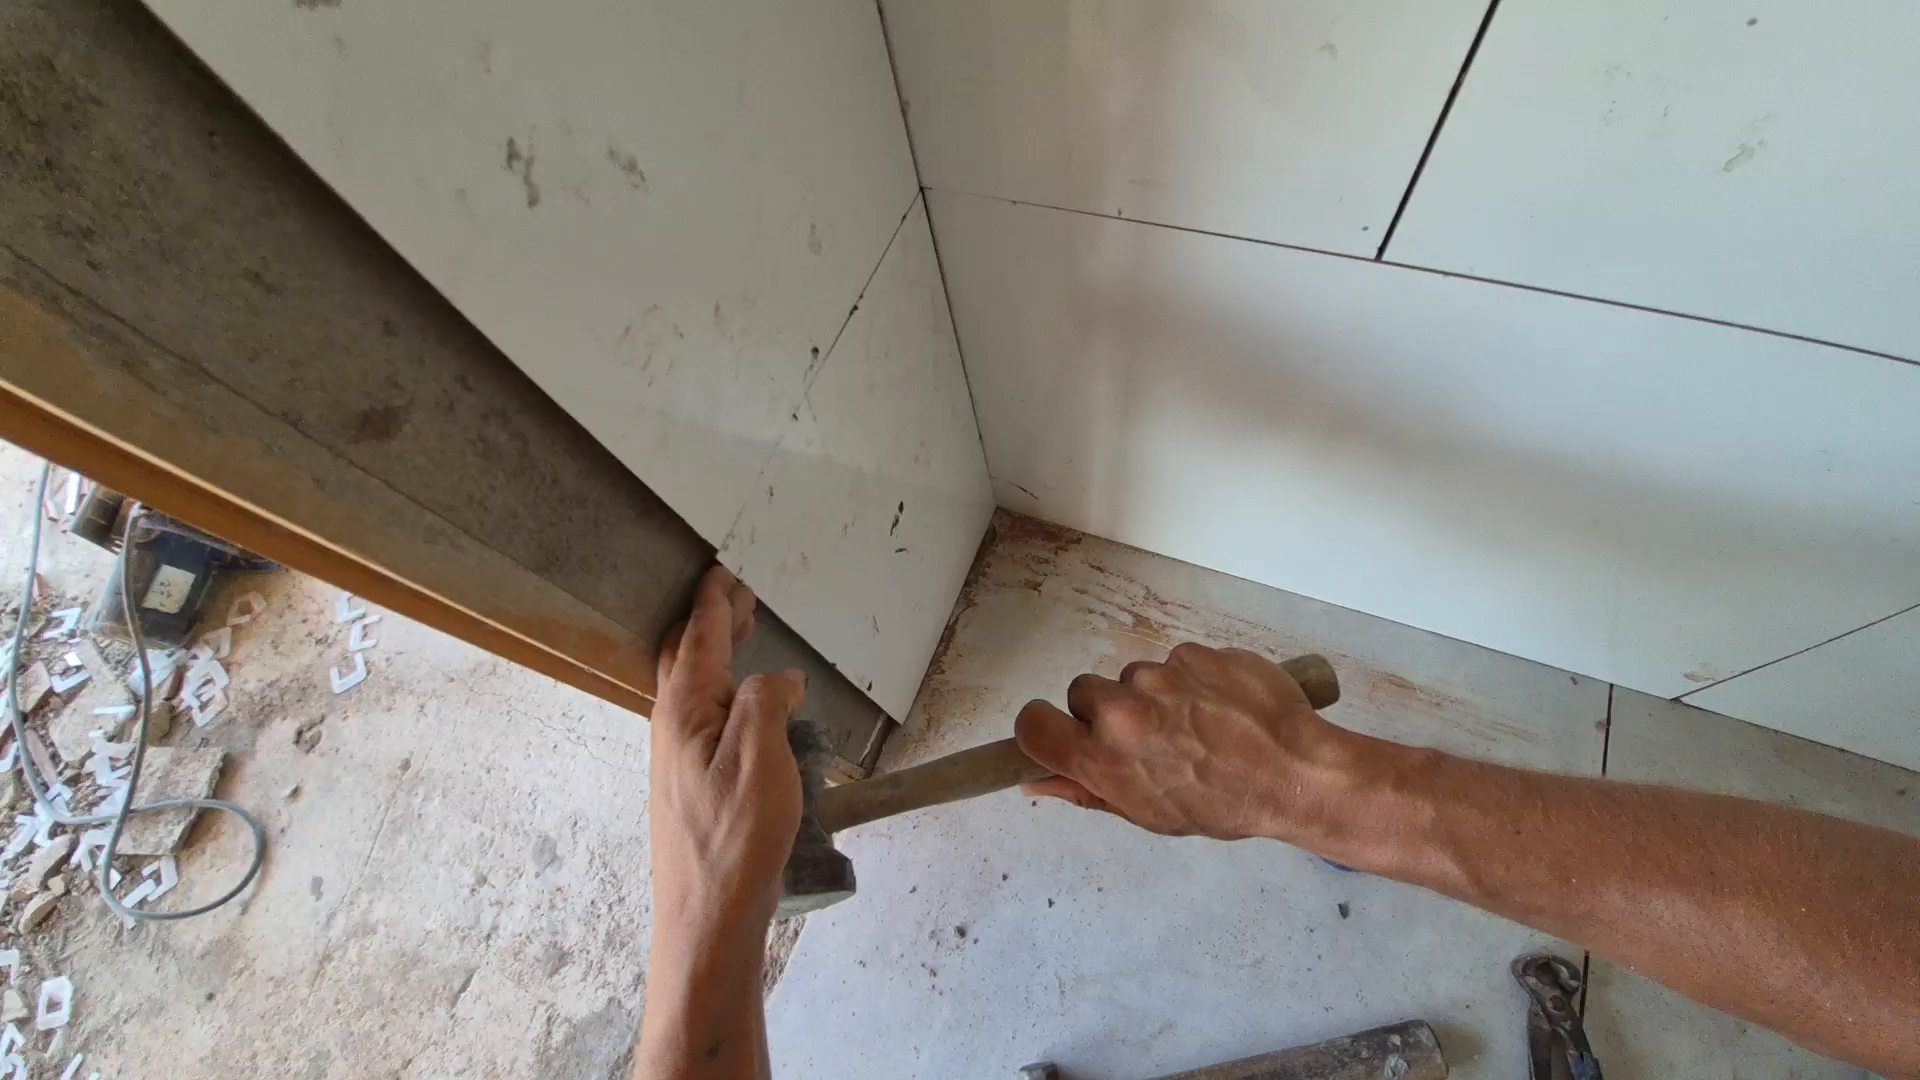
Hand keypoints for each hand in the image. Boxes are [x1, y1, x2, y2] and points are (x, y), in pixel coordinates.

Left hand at [649, 566, 806, 928]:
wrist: (708, 917)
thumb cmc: (735, 838)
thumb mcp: (761, 758)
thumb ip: (767, 702)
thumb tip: (779, 677)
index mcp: (686, 709)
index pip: (700, 636)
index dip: (715, 599)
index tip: (722, 566)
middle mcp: (673, 725)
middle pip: (688, 653)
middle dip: (712, 618)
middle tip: (741, 594)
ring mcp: (677, 754)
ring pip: (693, 683)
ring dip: (715, 649)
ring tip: (743, 631)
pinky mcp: (689, 779)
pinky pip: (702, 709)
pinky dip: (721, 683)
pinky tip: (741, 697)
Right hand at [1015, 643, 1362, 842]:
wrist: (1299, 772)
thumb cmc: (1222, 807)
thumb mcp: (1148, 814)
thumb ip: (1086, 792)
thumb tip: (1034, 781)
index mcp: (1104, 759)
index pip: (1033, 724)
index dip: (1043, 728)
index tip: (1064, 734)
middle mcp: (1120, 711)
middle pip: (1082, 692)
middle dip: (1105, 710)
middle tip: (1149, 735)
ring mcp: (1157, 676)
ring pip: (1131, 677)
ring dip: (1152, 696)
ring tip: (1196, 723)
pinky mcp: (1190, 651)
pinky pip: (1173, 663)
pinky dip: (1188, 680)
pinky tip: (1219, 704)